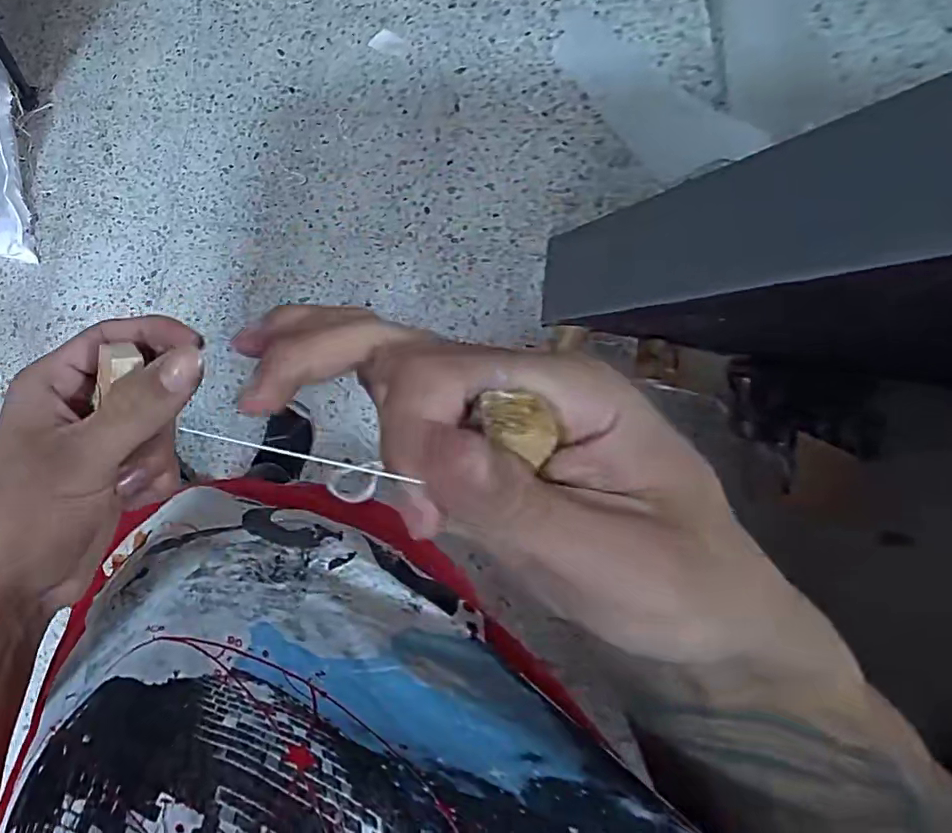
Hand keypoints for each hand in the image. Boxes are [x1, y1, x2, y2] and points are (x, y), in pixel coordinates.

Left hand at [0, 316, 204, 622]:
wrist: (22, 588)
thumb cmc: (37, 513)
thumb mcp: (87, 455)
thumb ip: (140, 406)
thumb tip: (192, 358)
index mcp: (50, 382)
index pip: (108, 338)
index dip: (152, 335)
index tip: (198, 349)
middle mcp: (72, 402)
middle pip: (139, 379)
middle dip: (151, 418)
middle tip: (138, 450)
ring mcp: (94, 436)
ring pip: (153, 420)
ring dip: (151, 454)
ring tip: (124, 482)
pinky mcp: (111, 467)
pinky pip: (153, 453)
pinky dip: (150, 475)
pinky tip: (129, 498)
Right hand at [232, 305, 852, 674]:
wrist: (699, 614)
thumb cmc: (670, 589)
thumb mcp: (607, 561)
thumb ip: (513, 501)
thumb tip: (428, 450)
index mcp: (564, 385)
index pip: (446, 373)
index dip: (407, 431)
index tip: (420, 514)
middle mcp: (513, 370)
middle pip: (400, 338)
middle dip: (319, 354)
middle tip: (256, 394)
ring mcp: (482, 388)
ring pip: (382, 341)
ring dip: (310, 341)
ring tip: (252, 348)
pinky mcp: (458, 415)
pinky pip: (384, 376)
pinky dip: (327, 363)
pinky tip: (287, 361)